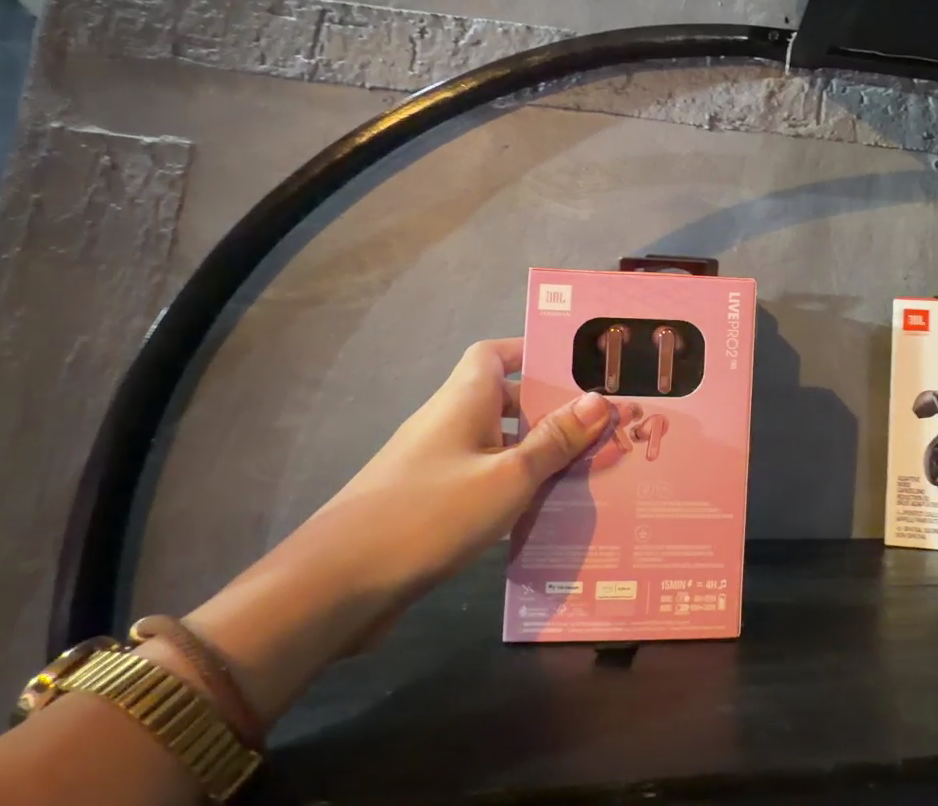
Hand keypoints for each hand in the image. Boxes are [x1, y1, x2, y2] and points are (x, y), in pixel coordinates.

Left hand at [312, 337, 611, 597]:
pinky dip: (512, 487)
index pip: (494, 353)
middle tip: (600, 425)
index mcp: (463, 400)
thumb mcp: (509, 476)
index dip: (531, 352)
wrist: (336, 585)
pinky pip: (481, 480)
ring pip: (495, 444)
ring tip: (587, 468)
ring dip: (535, 453)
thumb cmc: (431, 513)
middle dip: (549, 410)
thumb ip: (554, 440)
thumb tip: (599, 399)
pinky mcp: (427, 503)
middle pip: (502, 400)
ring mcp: (433, 465)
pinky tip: (543, 513)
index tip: (576, 368)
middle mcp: (446, 423)